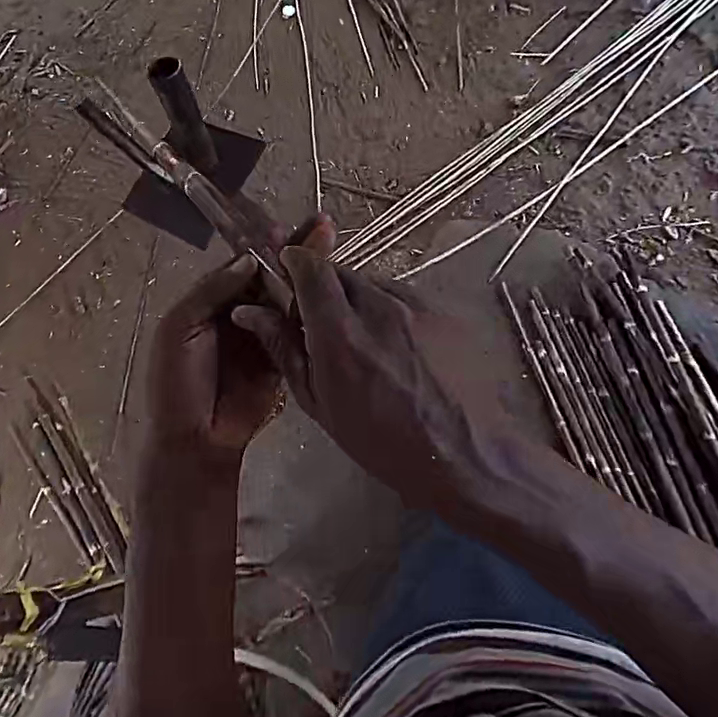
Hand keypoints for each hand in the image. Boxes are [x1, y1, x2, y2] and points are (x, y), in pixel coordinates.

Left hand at [143, 218, 335, 474]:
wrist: (196, 440)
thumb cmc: (177, 382)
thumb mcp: (178, 329)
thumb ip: (211, 290)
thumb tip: (249, 258)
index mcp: (211, 298)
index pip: (243, 263)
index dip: (266, 245)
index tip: (289, 228)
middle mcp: (240, 309)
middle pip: (272, 274)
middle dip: (297, 252)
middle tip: (323, 227)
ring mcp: (264, 331)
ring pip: (290, 295)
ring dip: (310, 273)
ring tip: (333, 249)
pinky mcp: (284, 352)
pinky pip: (300, 326)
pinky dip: (316, 308)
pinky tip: (334, 291)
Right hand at [233, 243, 505, 507]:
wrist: (466, 454)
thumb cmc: (384, 442)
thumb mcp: (322, 404)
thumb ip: (286, 349)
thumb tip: (250, 311)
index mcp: (341, 333)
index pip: (311, 268)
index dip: (297, 262)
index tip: (290, 270)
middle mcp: (379, 306)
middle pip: (343, 273)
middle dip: (327, 288)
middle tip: (329, 322)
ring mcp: (417, 304)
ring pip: (375, 284)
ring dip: (362, 302)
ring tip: (372, 344)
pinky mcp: (444, 307)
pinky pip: (406, 297)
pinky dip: (394, 311)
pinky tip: (403, 348)